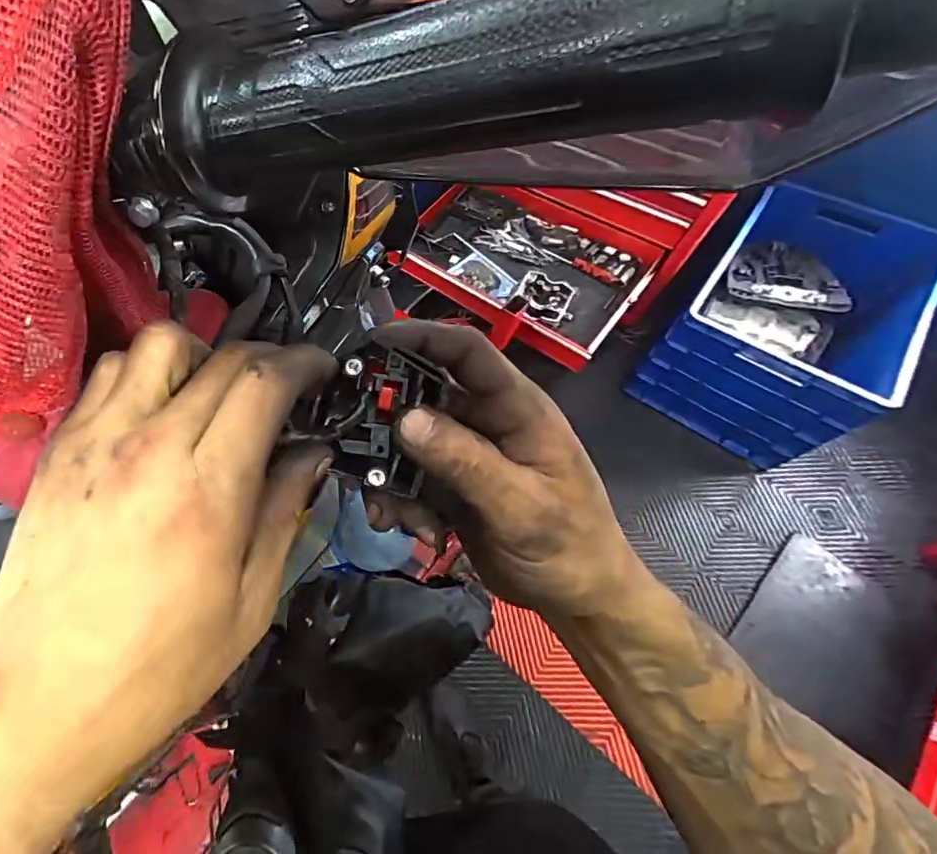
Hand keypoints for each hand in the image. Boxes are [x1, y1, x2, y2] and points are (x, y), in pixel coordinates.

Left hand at [0, 322, 335, 853]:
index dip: (303, 363)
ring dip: (200, 356)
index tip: (320, 371)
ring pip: (157, 342)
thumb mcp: (250, 601)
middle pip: (221, 356)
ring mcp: (96, 438)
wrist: (39, 700)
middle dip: (268, 358)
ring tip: (213, 396)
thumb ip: (285, 510)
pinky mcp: (60, 446)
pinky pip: (109, 372)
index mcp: (206, 488)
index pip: (262, 383)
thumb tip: (312, 453)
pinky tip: (157, 413)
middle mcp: (149, 446)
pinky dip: (146, 373)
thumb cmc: (157, 666)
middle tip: (283, 386)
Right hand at [364, 321, 636, 616]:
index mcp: (515, 407)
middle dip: (389, 419)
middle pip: (424, 394)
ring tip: (394, 513)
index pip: (467, 351)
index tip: (374, 342)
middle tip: (357, 441)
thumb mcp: (520, 504)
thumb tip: (406, 419)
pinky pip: (410, 477)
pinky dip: (400, 499)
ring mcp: (465, 453)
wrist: (579, 600)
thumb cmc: (569, 546)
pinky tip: (412, 529)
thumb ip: (465, 461)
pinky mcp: (450, 484)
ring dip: (391, 473)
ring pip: (408, 441)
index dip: (422, 336)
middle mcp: (485, 421)